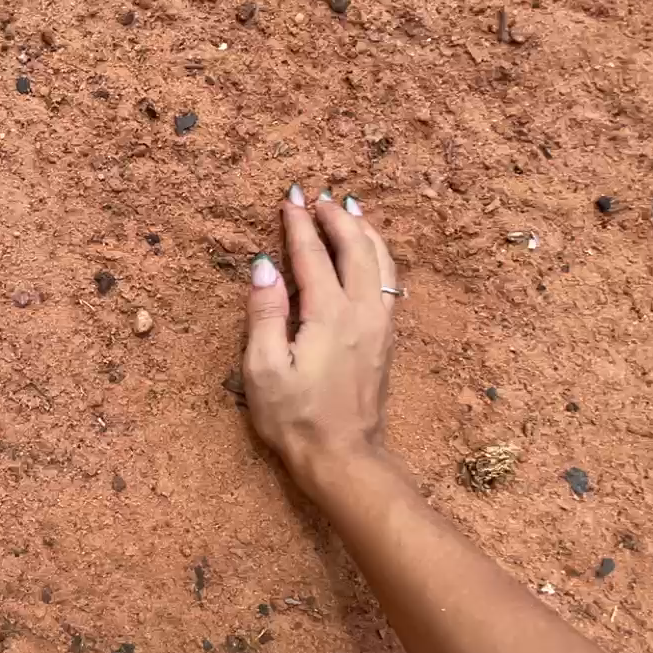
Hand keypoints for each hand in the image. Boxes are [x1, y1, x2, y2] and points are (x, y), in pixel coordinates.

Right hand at [243, 186, 399, 485]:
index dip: (300, 226)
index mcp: (328, 315)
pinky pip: (389, 281)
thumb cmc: (294, 417)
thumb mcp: (263, 369)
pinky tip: (371, 254)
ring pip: (382, 262)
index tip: (290, 199)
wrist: (343, 456)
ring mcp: (380, 324)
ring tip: (350, 210)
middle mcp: (362, 311)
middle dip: (336, 218)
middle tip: (318, 196)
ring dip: (364, 232)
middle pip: (356, 249)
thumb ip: (264, 314)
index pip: (312, 257)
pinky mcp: (386, 338)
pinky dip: (379, 255)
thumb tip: (264, 267)